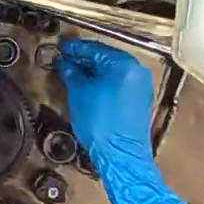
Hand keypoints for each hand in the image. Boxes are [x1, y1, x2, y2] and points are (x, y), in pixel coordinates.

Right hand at [57, 39, 187, 203]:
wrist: (121, 155)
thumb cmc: (102, 124)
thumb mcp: (80, 94)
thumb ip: (72, 73)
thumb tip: (66, 64)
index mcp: (125, 64)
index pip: (96, 48)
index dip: (75, 49)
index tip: (62, 48)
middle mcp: (137, 71)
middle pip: (106, 58)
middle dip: (85, 60)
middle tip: (65, 60)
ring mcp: (141, 86)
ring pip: (113, 72)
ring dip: (94, 72)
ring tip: (74, 74)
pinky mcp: (140, 100)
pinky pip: (120, 84)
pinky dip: (104, 83)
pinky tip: (89, 88)